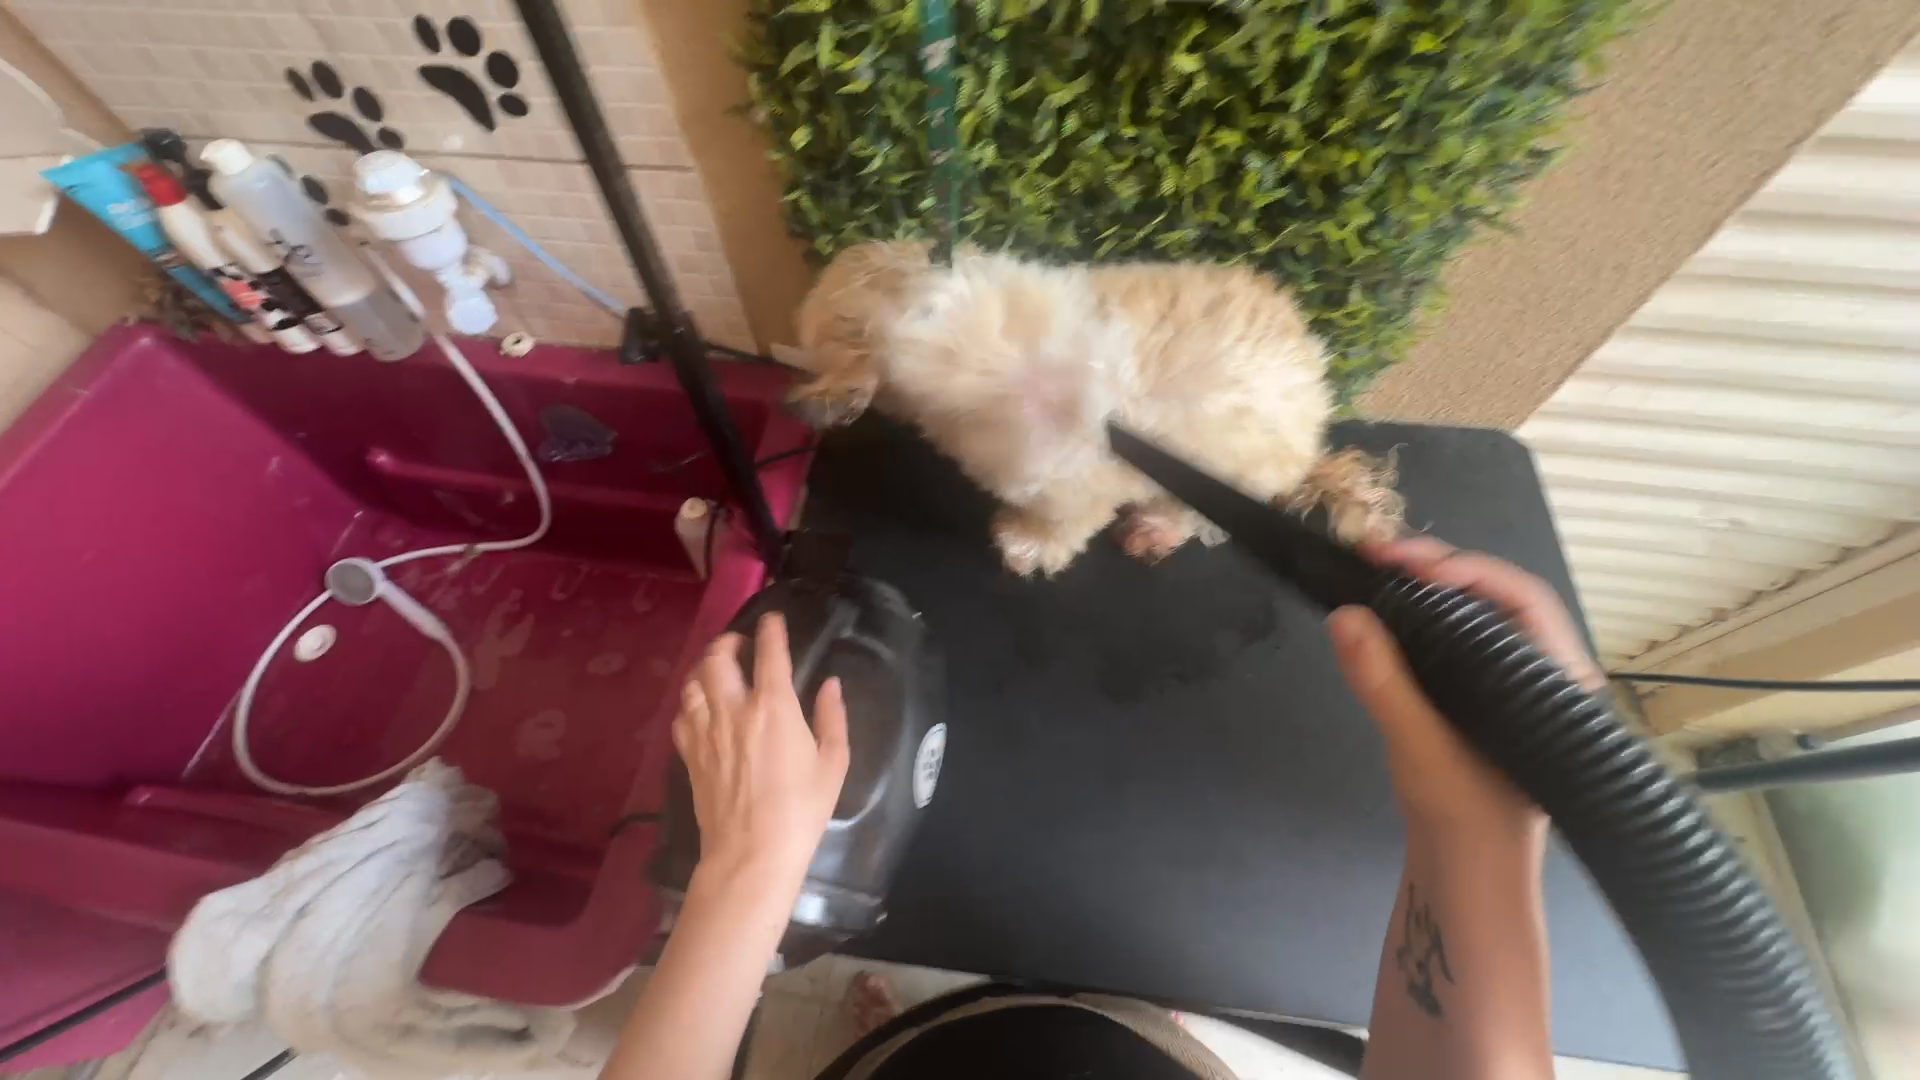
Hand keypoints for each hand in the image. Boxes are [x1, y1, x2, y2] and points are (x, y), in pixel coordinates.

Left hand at [675, 613, 849, 884]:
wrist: (752, 855)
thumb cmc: (802, 810)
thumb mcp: (833, 762)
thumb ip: (832, 717)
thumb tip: (830, 684)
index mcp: (774, 707)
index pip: (769, 652)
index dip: (770, 629)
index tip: (772, 619)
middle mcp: (734, 710)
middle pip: (717, 658)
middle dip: (727, 641)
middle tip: (739, 643)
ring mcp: (706, 732)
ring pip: (693, 682)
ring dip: (705, 668)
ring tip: (716, 668)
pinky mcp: (689, 755)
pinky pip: (681, 715)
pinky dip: (690, 702)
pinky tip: (700, 708)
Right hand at [1327, 537, 1603, 842]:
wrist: (1464, 863)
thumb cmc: (1463, 812)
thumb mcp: (1419, 745)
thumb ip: (1384, 683)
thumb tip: (1344, 616)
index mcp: (1556, 678)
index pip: (1521, 598)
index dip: (1467, 569)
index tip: (1407, 564)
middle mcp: (1538, 668)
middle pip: (1491, 595)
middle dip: (1434, 567)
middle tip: (1376, 554)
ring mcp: (1506, 678)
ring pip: (1467, 611)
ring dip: (1418, 586)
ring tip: (1372, 569)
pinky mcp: (1473, 687)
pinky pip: (1447, 633)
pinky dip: (1411, 613)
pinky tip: (1379, 608)